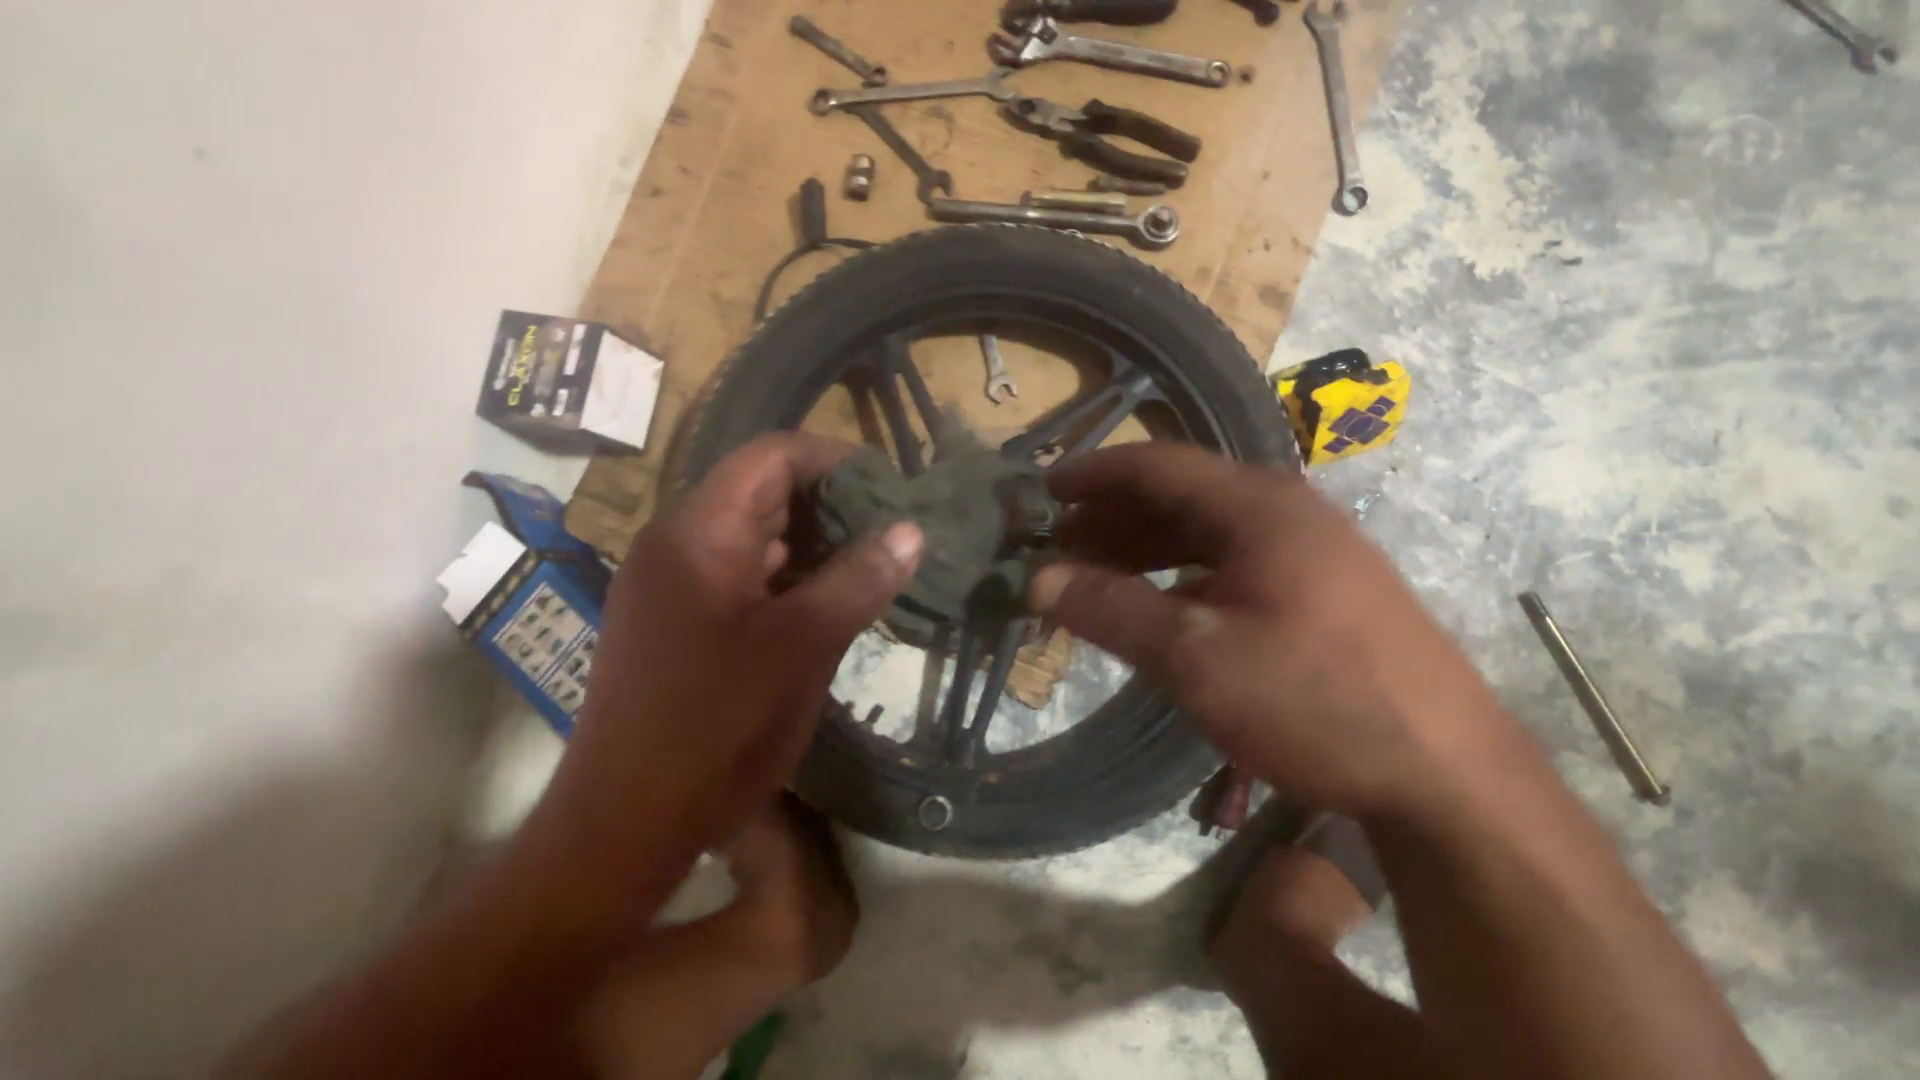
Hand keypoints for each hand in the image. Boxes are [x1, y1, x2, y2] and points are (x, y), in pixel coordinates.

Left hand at [519, 434, 921, 913]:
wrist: (626, 821)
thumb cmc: (715, 726)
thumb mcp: (801, 648)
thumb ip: (858, 581)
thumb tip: (911, 530)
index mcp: (697, 532)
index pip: (771, 455)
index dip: (835, 460)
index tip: (892, 488)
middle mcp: (675, 544)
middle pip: (760, 493)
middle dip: (831, 505)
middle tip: (894, 533)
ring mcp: (669, 586)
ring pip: (751, 539)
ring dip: (811, 546)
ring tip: (873, 569)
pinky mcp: (673, 624)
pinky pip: (737, 579)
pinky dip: (785, 582)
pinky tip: (828, 608)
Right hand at [1028, 443, 1511, 818]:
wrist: (1449, 773)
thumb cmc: (1315, 700)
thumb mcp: (1196, 657)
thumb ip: (1112, 610)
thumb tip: (1036, 578)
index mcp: (1259, 507)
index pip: (1158, 465)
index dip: (1093, 474)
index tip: (1040, 491)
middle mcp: (1289, 514)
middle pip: (1183, 497)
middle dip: (1113, 517)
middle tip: (1057, 545)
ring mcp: (1316, 555)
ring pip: (1210, 535)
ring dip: (1147, 551)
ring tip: (1095, 578)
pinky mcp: (1328, 596)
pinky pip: (1237, 567)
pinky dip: (1186, 580)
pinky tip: (1163, 614)